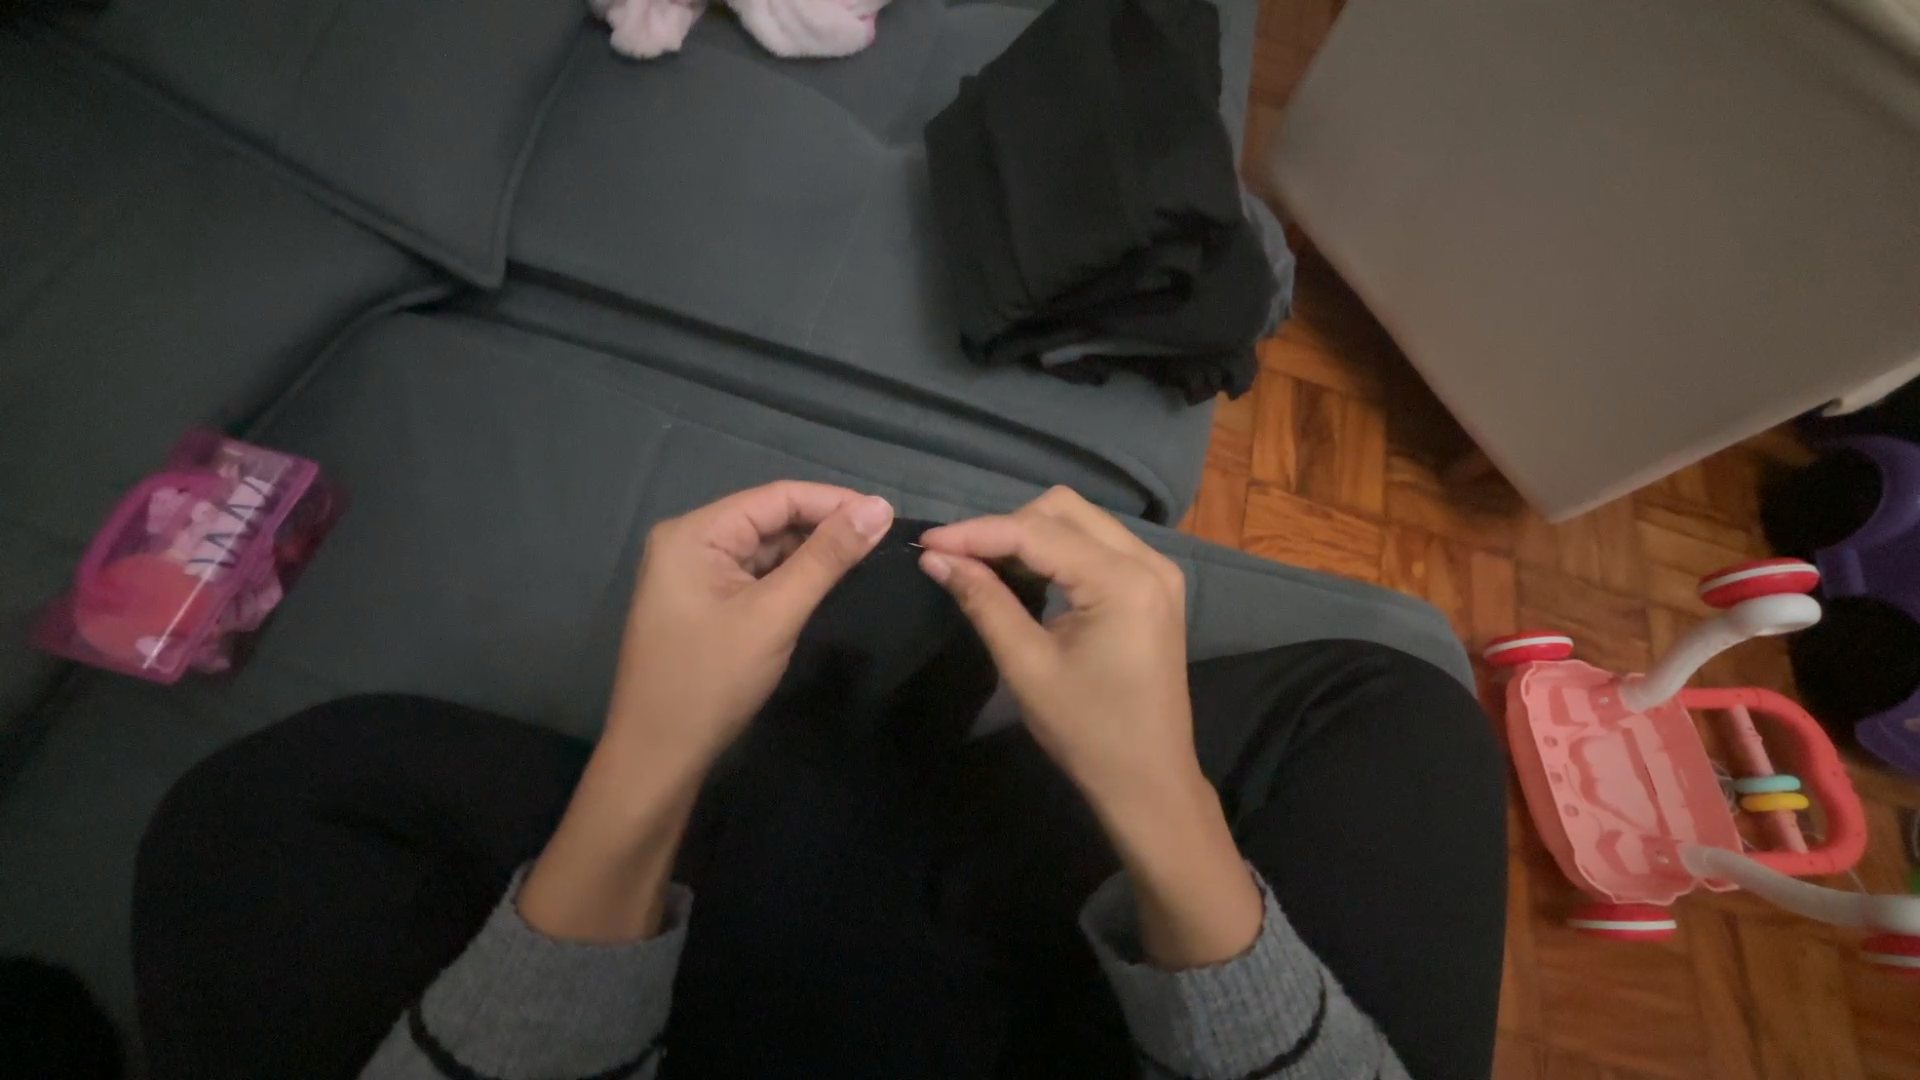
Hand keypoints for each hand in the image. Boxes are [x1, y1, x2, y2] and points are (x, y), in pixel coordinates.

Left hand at [520, 482, 892, 941]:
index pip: (776, 496)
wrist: (660, 756)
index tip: (886, 515)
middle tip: (882, 540)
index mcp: (695, 533)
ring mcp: (696, 573)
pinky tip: (827, 582)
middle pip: (771, 518)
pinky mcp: (706, 601)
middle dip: (825, 526)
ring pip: (767, 548)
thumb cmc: (712, 680)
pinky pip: (758, 574)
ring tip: (865, 558)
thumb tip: (880, 507)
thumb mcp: (775, 613)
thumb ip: (828, 557)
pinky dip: (793, 576)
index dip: (834, 501)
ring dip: (812, 552)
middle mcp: (691, 541)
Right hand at [916, 487, 1193, 812]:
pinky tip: (1026, 575)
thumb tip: (936, 558)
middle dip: (1007, 526)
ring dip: (1030, 534)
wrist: (1148, 780)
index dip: (977, 532)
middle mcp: (1148, 561)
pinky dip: (1056, 550)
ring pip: (1081, 521)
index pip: (1037, 533)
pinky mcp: (1153, 586)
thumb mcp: (1027, 666)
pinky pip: (1097, 544)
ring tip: (985, 565)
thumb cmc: (1087, 731)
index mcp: (1123, 582)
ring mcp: (1157, 571)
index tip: (928, 541)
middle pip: (1064, 510)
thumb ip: (984, 601)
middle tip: (962, 559)